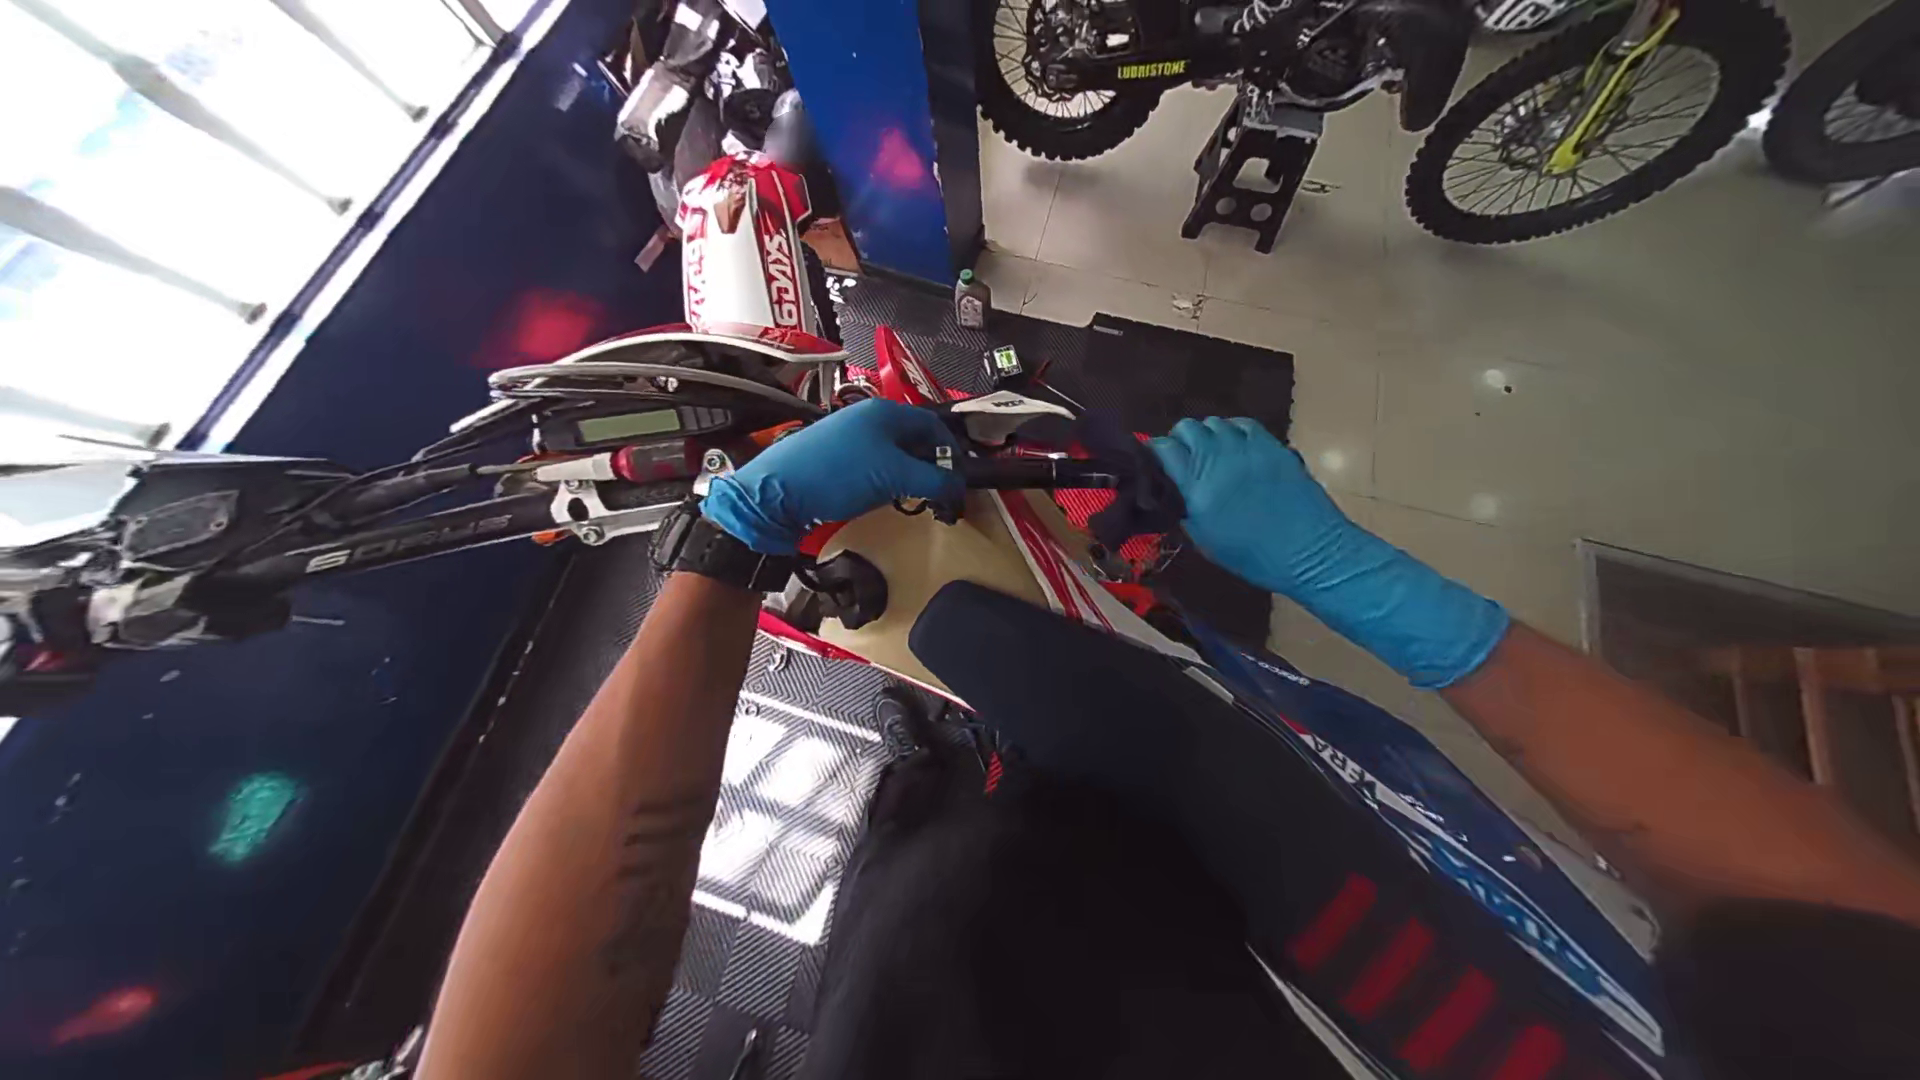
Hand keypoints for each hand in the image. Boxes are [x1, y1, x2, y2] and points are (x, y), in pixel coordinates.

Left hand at [701, 399, 962, 554]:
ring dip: (910, 475)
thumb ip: (934, 479)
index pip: (933, 425)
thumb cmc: (836, 476)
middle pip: (914, 439)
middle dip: (932, 464)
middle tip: (941, 490)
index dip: (951, 450)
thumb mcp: (895, 476)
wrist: (778, 494)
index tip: (960, 476)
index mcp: (884, 412)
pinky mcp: (837, 461)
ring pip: (895, 454)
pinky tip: (887, 497)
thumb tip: (958, 487)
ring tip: (917, 496)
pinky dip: (889, 480)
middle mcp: (868, 419)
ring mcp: (850, 439)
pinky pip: (875, 466)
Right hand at [1149, 417, 1508, 687]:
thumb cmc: (1251, 557)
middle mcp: (1220, 461)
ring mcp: (1249, 450)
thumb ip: (1181, 506)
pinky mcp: (1273, 446)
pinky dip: (1232, 432)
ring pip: (1214, 422)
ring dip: (1206, 435)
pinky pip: (1243, 425)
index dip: (1153, 452)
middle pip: (1187, 427)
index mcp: (1198, 488)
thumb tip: (1166, 487)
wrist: (1310, 553)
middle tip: (1182, 459)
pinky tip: (1234, 449)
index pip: (1164, 449)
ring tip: (1210, 454)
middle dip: (1179, 440)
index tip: (1154, 463)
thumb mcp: (1203, 537)